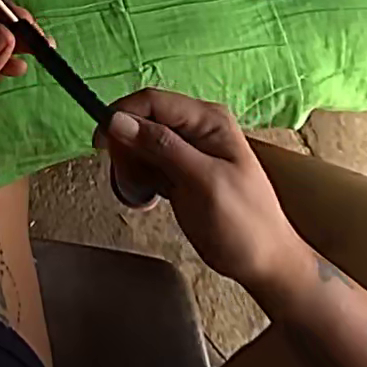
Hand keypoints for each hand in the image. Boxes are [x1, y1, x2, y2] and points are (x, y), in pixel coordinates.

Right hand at [95, 88, 309, 291]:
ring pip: (138, 141)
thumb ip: (161, 147)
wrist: (266, 265)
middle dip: (127, 145)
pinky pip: (144, 162)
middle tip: (127, 177)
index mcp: (207, 119)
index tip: (101, 142)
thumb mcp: (203, 182)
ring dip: (130, 164)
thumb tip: (118, 120)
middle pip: (142, 119)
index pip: (153, 101)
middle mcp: (195, 126)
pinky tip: (145, 195)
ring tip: (140, 191)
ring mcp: (186, 149)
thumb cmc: (244, 223)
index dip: (123, 115)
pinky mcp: (177, 170)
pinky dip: (137, 176)